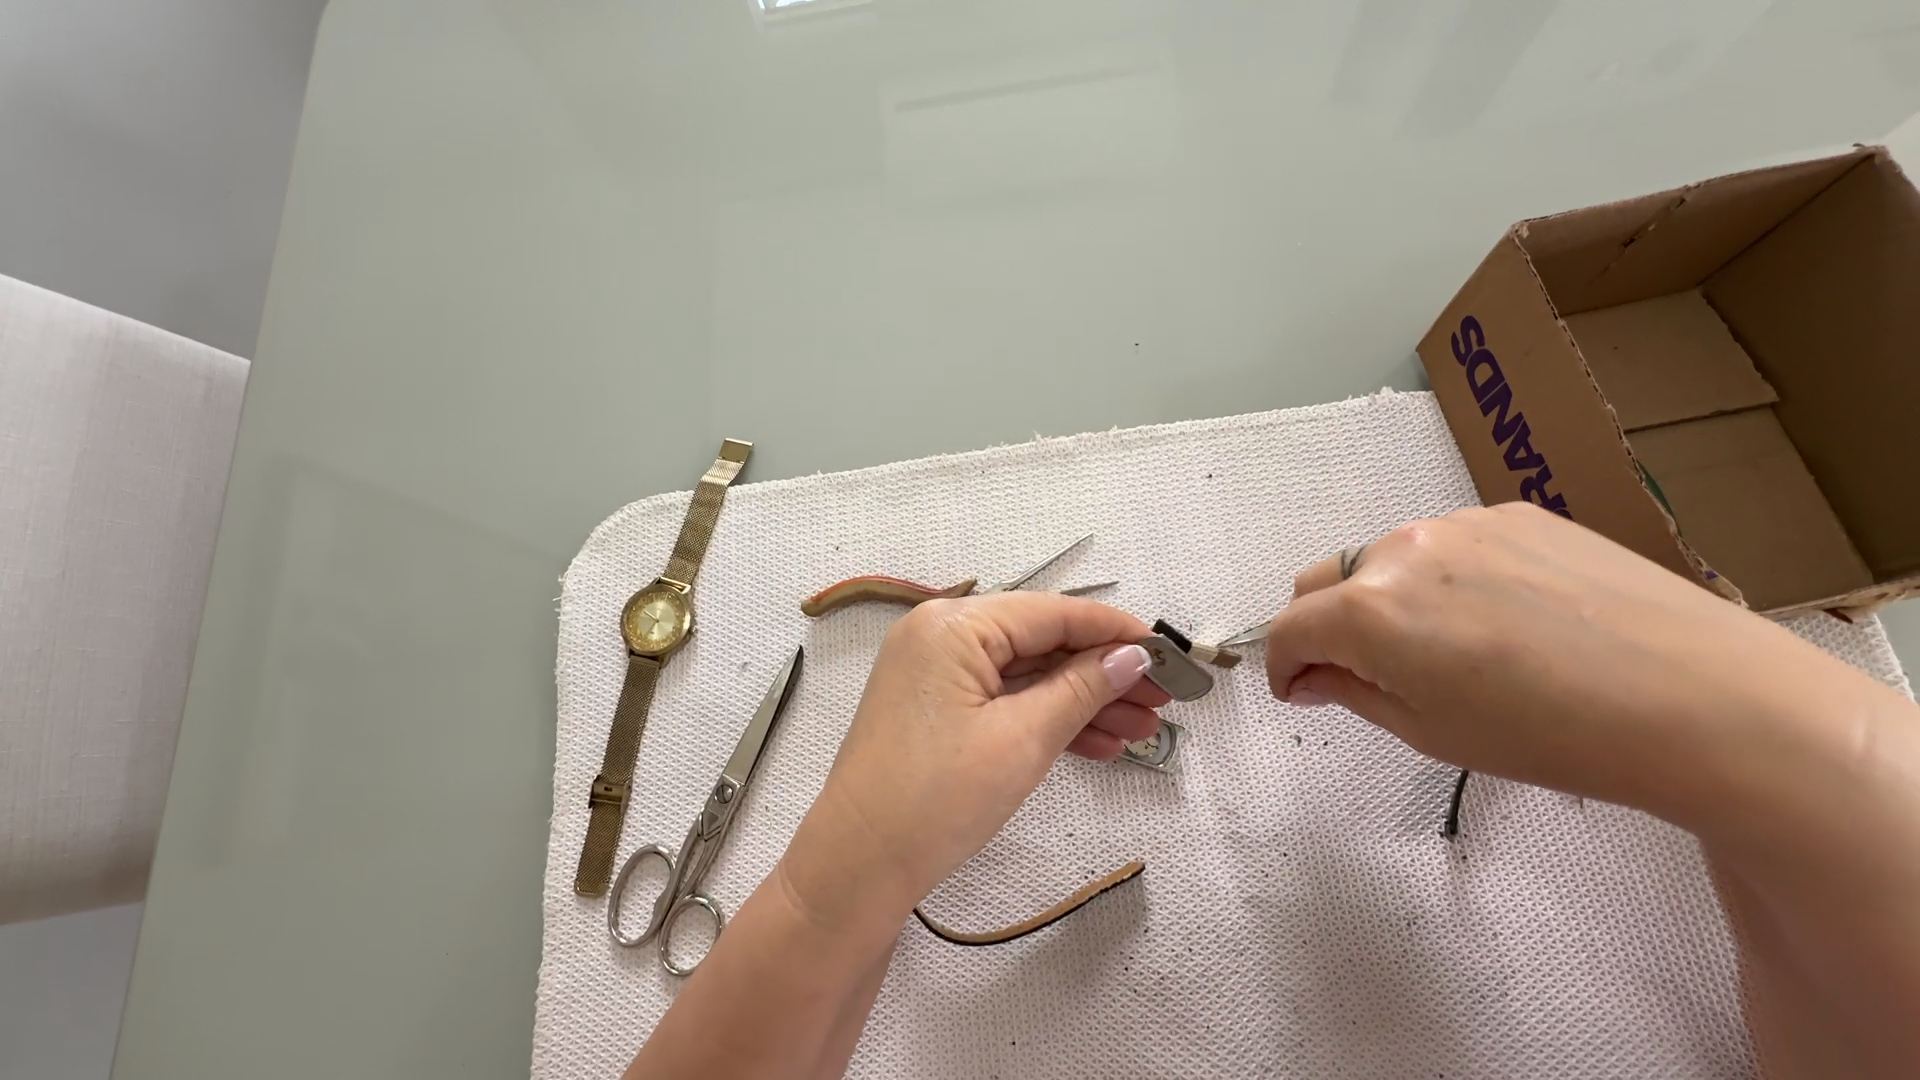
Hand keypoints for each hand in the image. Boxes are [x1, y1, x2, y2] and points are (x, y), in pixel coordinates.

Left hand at [780, 592, 1170, 926]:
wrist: (858, 869)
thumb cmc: (938, 798)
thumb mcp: (1022, 739)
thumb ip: (1082, 688)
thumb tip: (1133, 656)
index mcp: (954, 624)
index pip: (1052, 612)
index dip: (1115, 631)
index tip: (1168, 652)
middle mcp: (940, 634)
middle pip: (1040, 642)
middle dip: (1103, 674)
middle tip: (1162, 702)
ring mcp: (934, 671)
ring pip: (1025, 674)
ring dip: (1082, 702)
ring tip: (1141, 732)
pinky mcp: (935, 706)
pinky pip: (1001, 699)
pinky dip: (1045, 720)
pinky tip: (1097, 746)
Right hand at [1261, 501, 1897, 826]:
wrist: (1710, 701)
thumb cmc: (1554, 736)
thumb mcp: (1429, 731)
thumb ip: (1350, 690)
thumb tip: (1309, 675)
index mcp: (1369, 610)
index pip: (1287, 629)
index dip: (1284, 667)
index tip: (1300, 691)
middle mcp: (1400, 550)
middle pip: (1320, 581)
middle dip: (1320, 625)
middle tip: (1362, 669)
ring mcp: (1460, 522)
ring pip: (1382, 559)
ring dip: (1381, 598)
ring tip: (1447, 644)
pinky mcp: (1514, 513)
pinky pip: (1445, 542)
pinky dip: (1441, 576)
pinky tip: (1500, 616)